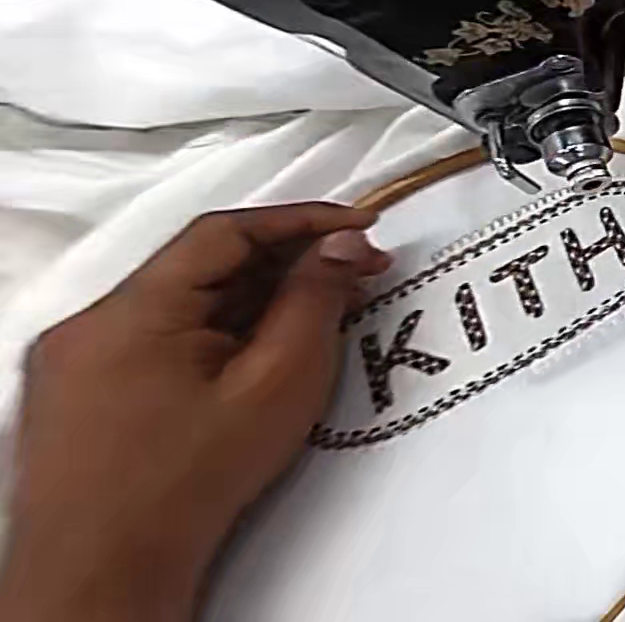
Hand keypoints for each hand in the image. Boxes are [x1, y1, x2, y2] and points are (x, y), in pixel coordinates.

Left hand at [0, 203, 389, 621]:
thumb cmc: (199, 470)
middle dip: (299, 256)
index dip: (304, 217)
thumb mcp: (283, 373)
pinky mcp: (97, 386)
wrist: (105, 575)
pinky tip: (292, 332)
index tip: (367, 223)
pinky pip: (184, 326)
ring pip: (202, 294)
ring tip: (343, 299)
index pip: (224, 233)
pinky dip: (246, 317)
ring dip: (277, 287)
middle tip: (369, 265)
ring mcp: (86, 359)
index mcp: (125, 318)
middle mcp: (92, 327)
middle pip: (212, 262)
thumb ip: (316, 295)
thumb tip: (344, 241)